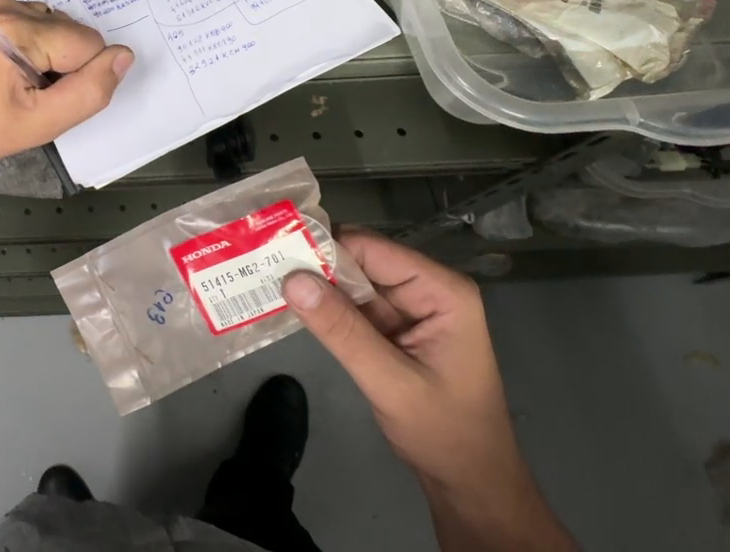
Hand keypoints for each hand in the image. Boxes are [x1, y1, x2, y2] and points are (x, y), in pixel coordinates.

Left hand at [0, 0, 132, 186]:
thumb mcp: (42, 123)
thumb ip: (90, 91)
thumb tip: (123, 58)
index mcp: (17, 30)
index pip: (89, 44)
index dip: (79, 78)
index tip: (45, 99)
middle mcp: (5, 7)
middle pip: (74, 32)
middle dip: (65, 67)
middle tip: (31, 95)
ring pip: (59, 29)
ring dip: (52, 58)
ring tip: (18, 86)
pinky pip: (39, 25)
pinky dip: (37, 49)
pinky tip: (11, 74)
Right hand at [280, 230, 522, 496]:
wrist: (470, 483)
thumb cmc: (445, 433)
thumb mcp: (391, 383)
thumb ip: (342, 331)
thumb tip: (291, 279)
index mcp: (442, 292)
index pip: (372, 249)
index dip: (324, 247)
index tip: (274, 251)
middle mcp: (426, 289)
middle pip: (358, 260)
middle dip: (313, 264)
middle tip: (260, 264)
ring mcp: (407, 308)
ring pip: (349, 281)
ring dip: (313, 284)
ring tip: (263, 279)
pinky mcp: (390, 327)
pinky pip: (350, 305)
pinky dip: (322, 306)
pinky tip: (287, 304)